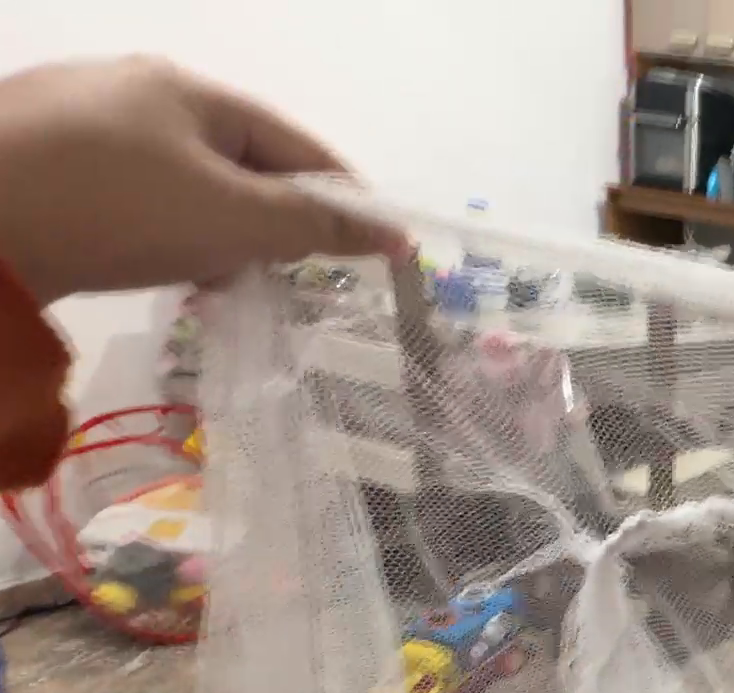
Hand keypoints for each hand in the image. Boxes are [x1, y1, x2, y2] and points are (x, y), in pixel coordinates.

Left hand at [0, 57, 400, 304]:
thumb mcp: (244, 219)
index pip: (302, 148)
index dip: (351, 201)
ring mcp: (84, 123)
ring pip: (203, 188)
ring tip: (229, 274)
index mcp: (187, 91)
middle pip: (253, 168)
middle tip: (300, 269)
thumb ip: (327, 228)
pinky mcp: (48, 161)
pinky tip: (175, 264)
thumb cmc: (121, 208)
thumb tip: (398, 238)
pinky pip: (151, 199)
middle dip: (284, 223)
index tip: (382, 250)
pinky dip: (180, 234)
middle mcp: (135, 92)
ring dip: (233, 235)